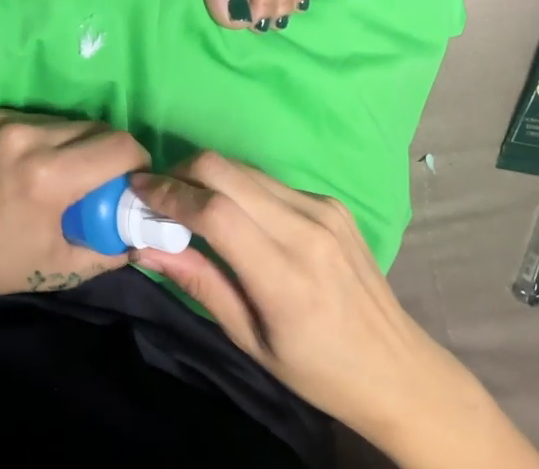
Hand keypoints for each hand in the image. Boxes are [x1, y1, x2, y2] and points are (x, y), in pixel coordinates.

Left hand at [0, 105, 149, 323]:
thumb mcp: (63, 266)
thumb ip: (113, 246)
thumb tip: (149, 231)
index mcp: (49, 176)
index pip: (119, 145)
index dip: (136, 162)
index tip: (130, 181)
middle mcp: (25, 138)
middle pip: (94, 127)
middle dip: (106, 152)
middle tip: (97, 180)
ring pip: (61, 120)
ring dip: (71, 143)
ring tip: (56, 173)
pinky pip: (29, 118)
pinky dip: (37, 138)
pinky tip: (23, 164)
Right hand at [133, 153, 538, 468]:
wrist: (402, 371)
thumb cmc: (319, 370)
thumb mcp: (250, 340)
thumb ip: (199, 284)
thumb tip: (142, 247)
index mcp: (285, 278)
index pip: (215, 212)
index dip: (168, 194)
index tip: (136, 191)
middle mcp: (306, 232)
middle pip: (223, 170)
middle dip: (179, 172)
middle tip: (155, 193)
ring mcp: (323, 212)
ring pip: (242, 167)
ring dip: (204, 175)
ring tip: (184, 201)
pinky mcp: (331, 204)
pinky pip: (266, 180)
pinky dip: (235, 185)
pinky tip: (228, 211)